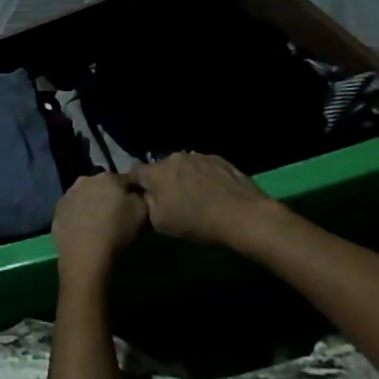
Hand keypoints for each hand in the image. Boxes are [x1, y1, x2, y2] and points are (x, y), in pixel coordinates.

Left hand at [52, 173, 146, 289]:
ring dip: (92, 203)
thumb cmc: (117, 230)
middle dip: (109, 195)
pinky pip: (72, 208)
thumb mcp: (143, 213)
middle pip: (103, 185)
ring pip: (85, 195)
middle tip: (115, 213)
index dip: (132, 191)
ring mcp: (68, 194)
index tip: (135, 204)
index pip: (126, 180)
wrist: (85, 253)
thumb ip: (143, 197)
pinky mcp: (57, 209)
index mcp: (108, 177)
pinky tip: (83, 228)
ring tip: (98, 222)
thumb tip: (138, 192)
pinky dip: (78, 214)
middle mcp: (85, 180)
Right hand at [129, 152, 281, 248]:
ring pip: (183, 166)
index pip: (135, 172)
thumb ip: (147, 205)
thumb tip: (147, 196)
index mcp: (155, 172)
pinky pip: (203, 167)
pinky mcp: (220, 159)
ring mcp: (198, 156)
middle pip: (161, 168)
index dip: (137, 184)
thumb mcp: (159, 222)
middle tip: (172, 199)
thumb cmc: (196, 221)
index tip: (143, 196)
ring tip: (196, 195)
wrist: (243, 216)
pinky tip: (214, 192)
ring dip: (184, 177)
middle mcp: (174, 158)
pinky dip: (204, 176)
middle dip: (163, 180)